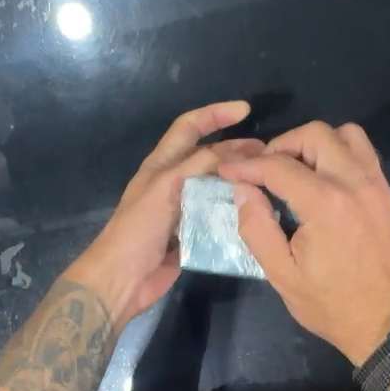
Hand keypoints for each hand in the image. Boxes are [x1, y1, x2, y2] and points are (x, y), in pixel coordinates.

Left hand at [65, 101, 261, 326]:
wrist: (122, 280)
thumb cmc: (137, 230)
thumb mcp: (165, 188)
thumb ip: (197, 165)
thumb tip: (235, 152)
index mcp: (161, 165)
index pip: (189, 127)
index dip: (214, 114)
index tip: (245, 110)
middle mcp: (173, 183)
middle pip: (208, 158)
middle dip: (235, 151)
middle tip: (267, 155)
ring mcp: (183, 211)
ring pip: (216, 189)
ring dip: (239, 184)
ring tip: (266, 185)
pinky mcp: (192, 237)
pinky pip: (217, 219)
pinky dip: (235, 215)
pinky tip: (255, 215)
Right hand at [219, 121, 389, 362]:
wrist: (387, 322)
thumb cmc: (331, 305)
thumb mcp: (283, 275)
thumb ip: (258, 229)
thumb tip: (244, 191)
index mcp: (325, 203)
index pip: (278, 166)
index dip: (247, 166)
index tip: (228, 172)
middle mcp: (354, 183)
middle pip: (315, 134)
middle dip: (282, 145)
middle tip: (264, 171)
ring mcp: (376, 186)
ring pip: (346, 135)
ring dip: (315, 144)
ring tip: (297, 170)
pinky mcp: (388, 195)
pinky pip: (364, 154)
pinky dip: (339, 154)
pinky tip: (323, 180)